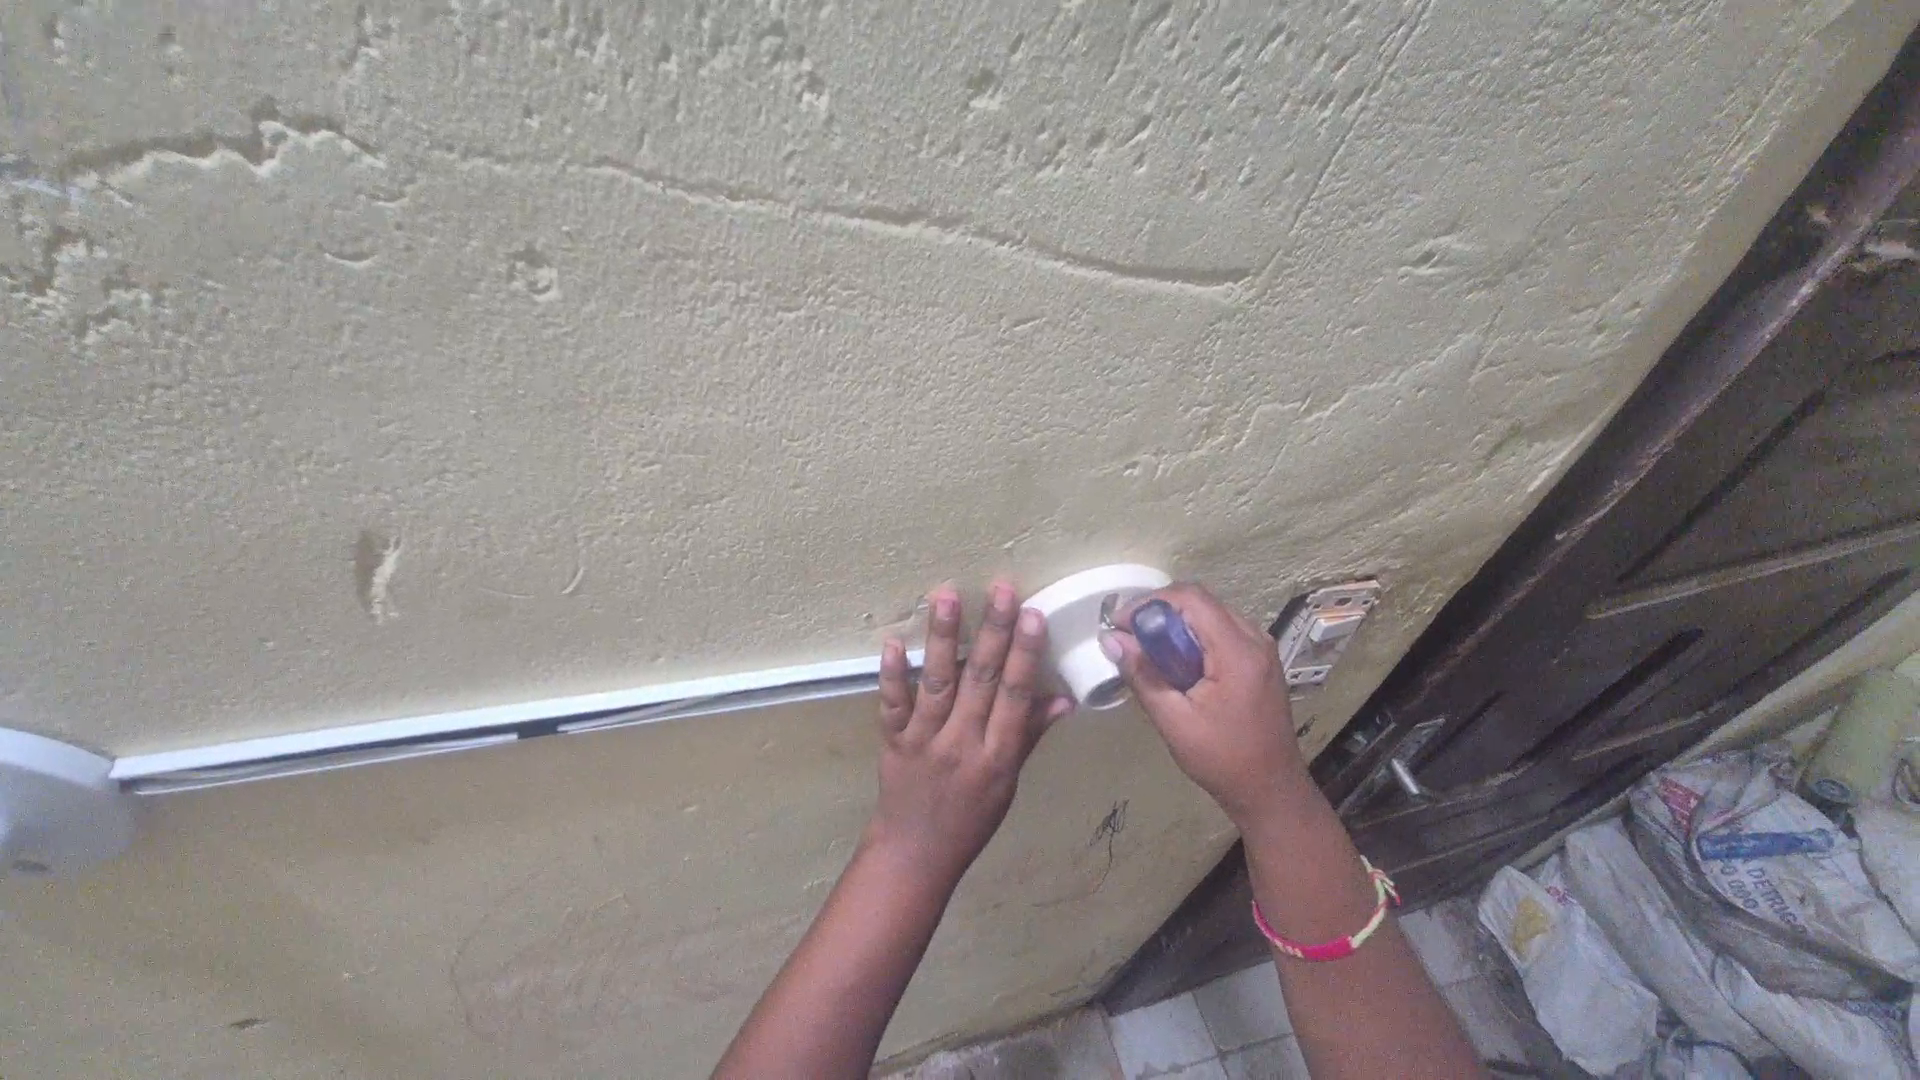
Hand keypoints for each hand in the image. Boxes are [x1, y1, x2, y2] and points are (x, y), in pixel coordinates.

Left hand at [867, 581, 1072, 886]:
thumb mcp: (1009, 784)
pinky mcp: (892, 742)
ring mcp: (924, 741)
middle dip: (992, 632)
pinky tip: (893, 642)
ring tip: (946, 596)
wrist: (915, 854)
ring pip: (936, 683)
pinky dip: (891, 674)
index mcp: (997, 756)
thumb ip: (1029, 735)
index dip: (1024, 654)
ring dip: (942, 638)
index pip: (1014, 697)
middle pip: (980, 681)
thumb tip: (1062, 698)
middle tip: (1001, 589)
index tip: (1033, 614)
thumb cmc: (970, 819)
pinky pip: (891, 705)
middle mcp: (962, 744)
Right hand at [1106, 583, 1306, 825]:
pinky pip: (1220, 631)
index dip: (1150, 602)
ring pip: (1210, 614)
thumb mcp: (1174, 721)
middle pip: (1201, 603)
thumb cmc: (1222, 759)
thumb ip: (1143, 675)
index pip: (1191, 599)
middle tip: (1127, 636)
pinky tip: (1174, 662)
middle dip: (1158, 612)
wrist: (1270, 790)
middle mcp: (1255, 639)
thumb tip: (1112, 640)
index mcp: (1238, 652)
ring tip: (1145, 649)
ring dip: (1174, 624)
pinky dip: (1192, 637)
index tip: (1119, 624)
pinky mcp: (1259, 660)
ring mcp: (1261, 648)